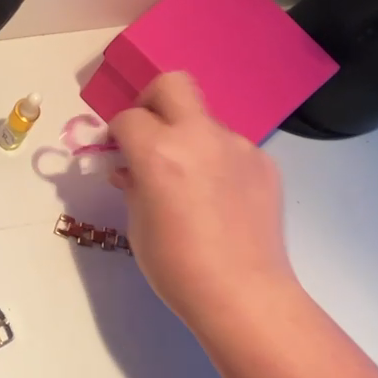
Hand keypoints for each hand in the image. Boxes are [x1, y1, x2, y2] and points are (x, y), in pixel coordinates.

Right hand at [108, 72, 298, 330]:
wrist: (240, 292)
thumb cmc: (175, 267)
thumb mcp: (137, 227)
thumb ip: (133, 187)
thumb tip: (130, 170)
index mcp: (159, 153)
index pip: (128, 118)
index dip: (115, 133)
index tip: (114, 152)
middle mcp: (199, 137)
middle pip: (172, 85)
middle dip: (151, 101)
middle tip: (146, 135)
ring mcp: (238, 146)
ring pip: (204, 122)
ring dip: (187, 140)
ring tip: (187, 186)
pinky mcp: (263, 163)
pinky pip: (230, 150)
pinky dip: (215, 163)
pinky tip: (216, 202)